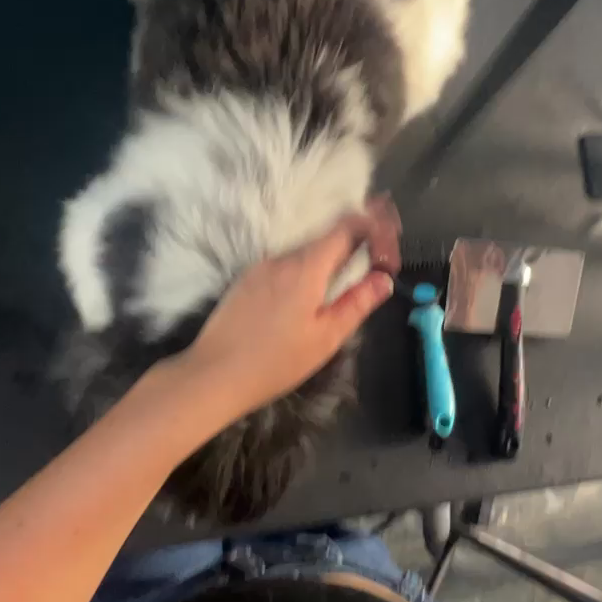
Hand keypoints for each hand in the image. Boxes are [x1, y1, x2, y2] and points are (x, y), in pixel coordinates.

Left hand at [178, 197, 400, 415]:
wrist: (213, 375)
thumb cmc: (276, 362)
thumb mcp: (326, 337)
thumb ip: (357, 302)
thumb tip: (383, 278)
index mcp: (307, 267)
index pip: (347, 226)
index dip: (374, 226)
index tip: (388, 249)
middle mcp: (282, 258)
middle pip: (327, 237)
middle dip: (357, 246)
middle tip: (377, 269)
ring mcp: (260, 267)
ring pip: (306, 253)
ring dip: (332, 262)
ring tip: (347, 289)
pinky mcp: (247, 281)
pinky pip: (287, 266)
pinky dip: (308, 273)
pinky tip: (310, 301)